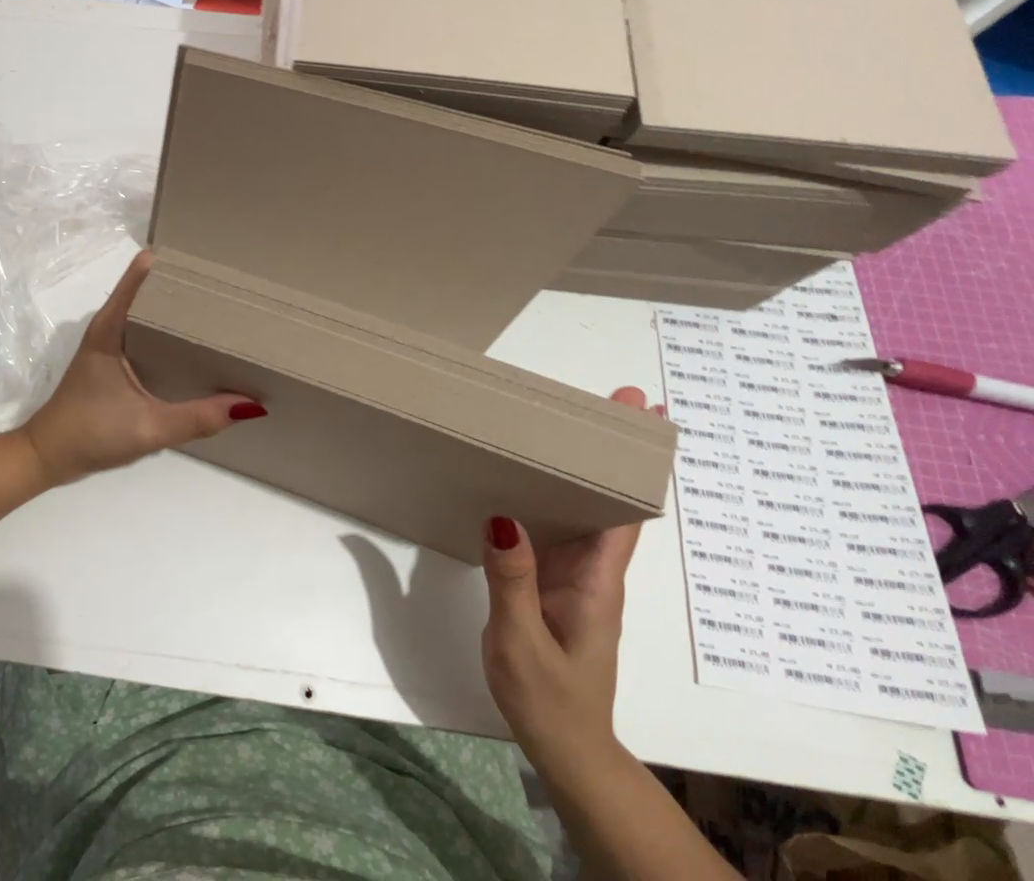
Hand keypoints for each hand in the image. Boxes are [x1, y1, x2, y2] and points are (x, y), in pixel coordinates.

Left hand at [19, 251, 262, 485]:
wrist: (51, 456)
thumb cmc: (91, 433)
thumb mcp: (149, 428)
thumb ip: (198, 417)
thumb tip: (251, 405)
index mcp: (112, 327)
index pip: (143, 275)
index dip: (175, 262)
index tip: (212, 258)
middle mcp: (112, 326)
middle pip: (153, 291)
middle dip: (189, 286)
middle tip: (234, 285)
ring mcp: (114, 344)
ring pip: (153, 315)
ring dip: (182, 312)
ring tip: (228, 310)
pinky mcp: (117, 362)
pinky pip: (151, 337)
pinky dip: (173, 336)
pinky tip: (200, 348)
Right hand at [481, 386, 658, 770]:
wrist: (564, 743)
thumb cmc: (547, 696)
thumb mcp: (520, 641)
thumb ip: (511, 582)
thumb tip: (501, 517)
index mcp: (594, 581)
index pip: (624, 510)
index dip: (634, 462)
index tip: (642, 414)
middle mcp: (592, 573)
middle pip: (610, 501)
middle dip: (611, 452)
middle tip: (604, 400)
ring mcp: (574, 581)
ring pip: (584, 515)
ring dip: (582, 472)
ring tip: (562, 429)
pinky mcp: (553, 589)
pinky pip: (557, 534)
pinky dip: (551, 501)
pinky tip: (524, 488)